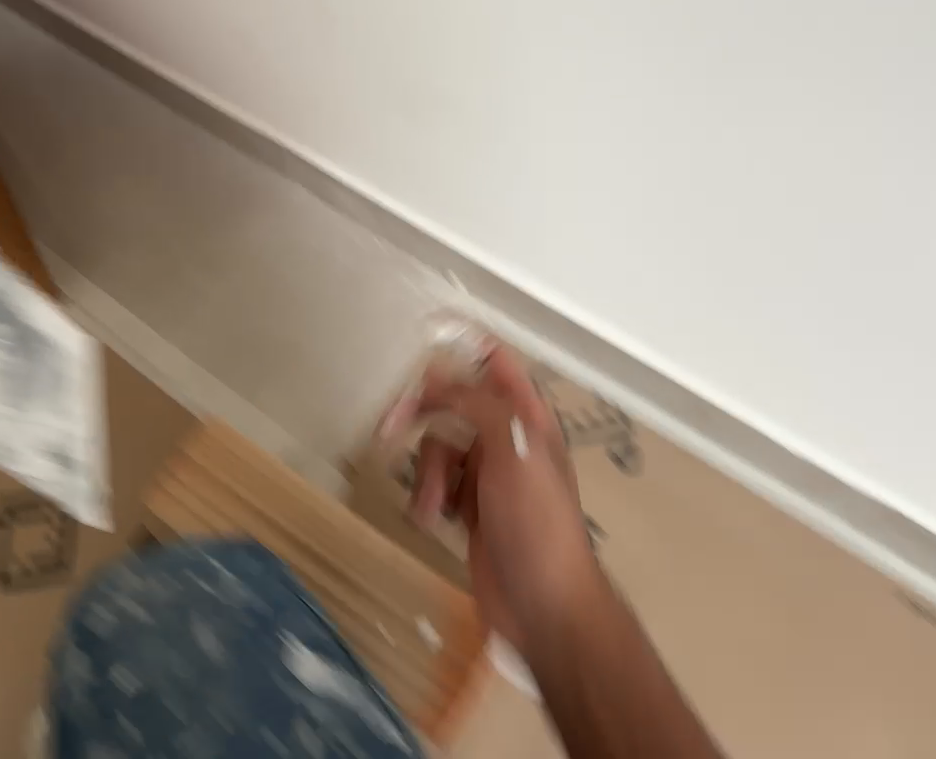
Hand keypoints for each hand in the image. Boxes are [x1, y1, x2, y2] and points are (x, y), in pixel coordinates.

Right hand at [389, 342, 604, 655]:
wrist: (544, 607)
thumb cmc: (537, 523)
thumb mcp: (513, 452)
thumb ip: (477, 405)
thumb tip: (437, 374)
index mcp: (527, 416)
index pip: (495, 361)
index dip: (463, 342)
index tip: (421, 329)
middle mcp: (506, 437)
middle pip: (455, 401)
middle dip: (424, 412)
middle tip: (391, 421)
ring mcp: (487, 473)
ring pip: (439, 445)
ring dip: (429, 471)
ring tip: (435, 504)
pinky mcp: (469, 507)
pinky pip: (436, 483)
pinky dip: (428, 497)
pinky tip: (432, 519)